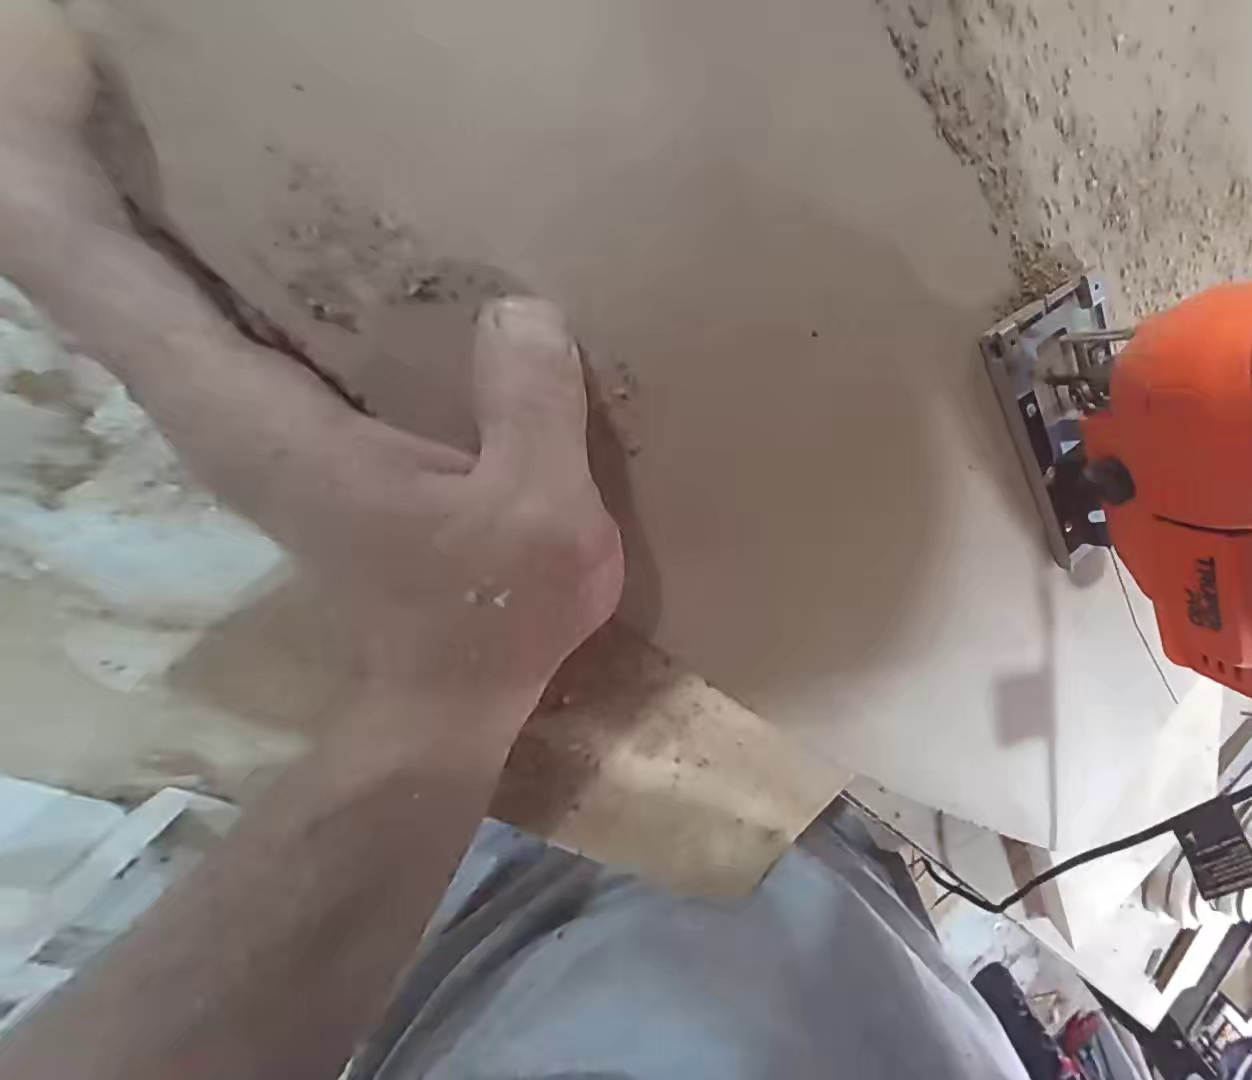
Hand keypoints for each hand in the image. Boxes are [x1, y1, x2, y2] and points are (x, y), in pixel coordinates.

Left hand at [0, 0, 622, 710]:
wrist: (462, 687)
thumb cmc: (500, 610)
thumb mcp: (543, 513)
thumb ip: (533, 409)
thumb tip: (524, 308)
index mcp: (260, 419)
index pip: (80, 260)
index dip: (36, 140)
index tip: (72, 50)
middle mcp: (225, 412)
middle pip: (90, 258)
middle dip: (86, 148)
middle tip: (169, 81)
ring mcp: (261, 431)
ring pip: (158, 293)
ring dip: (170, 205)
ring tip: (250, 143)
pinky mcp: (308, 445)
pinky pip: (237, 333)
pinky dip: (245, 272)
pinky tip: (333, 258)